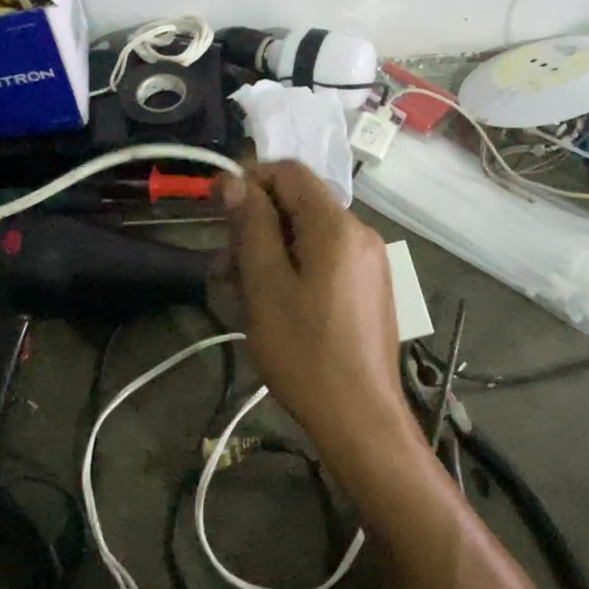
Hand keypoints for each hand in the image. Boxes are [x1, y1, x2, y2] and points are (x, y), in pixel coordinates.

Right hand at [221, 161, 407, 449]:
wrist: (360, 417)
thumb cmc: (305, 353)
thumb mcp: (266, 287)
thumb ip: (251, 227)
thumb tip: (234, 181)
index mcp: (337, 226)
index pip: (290, 172)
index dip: (250, 179)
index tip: (216, 207)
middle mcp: (361, 233)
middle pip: (301, 203)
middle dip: (258, 222)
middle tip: (225, 265)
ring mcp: (371, 261)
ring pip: (312, 233)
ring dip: (273, 248)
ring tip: (243, 291)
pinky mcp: (372, 286)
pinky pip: (328, 258)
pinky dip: (297, 266)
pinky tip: (275, 302)